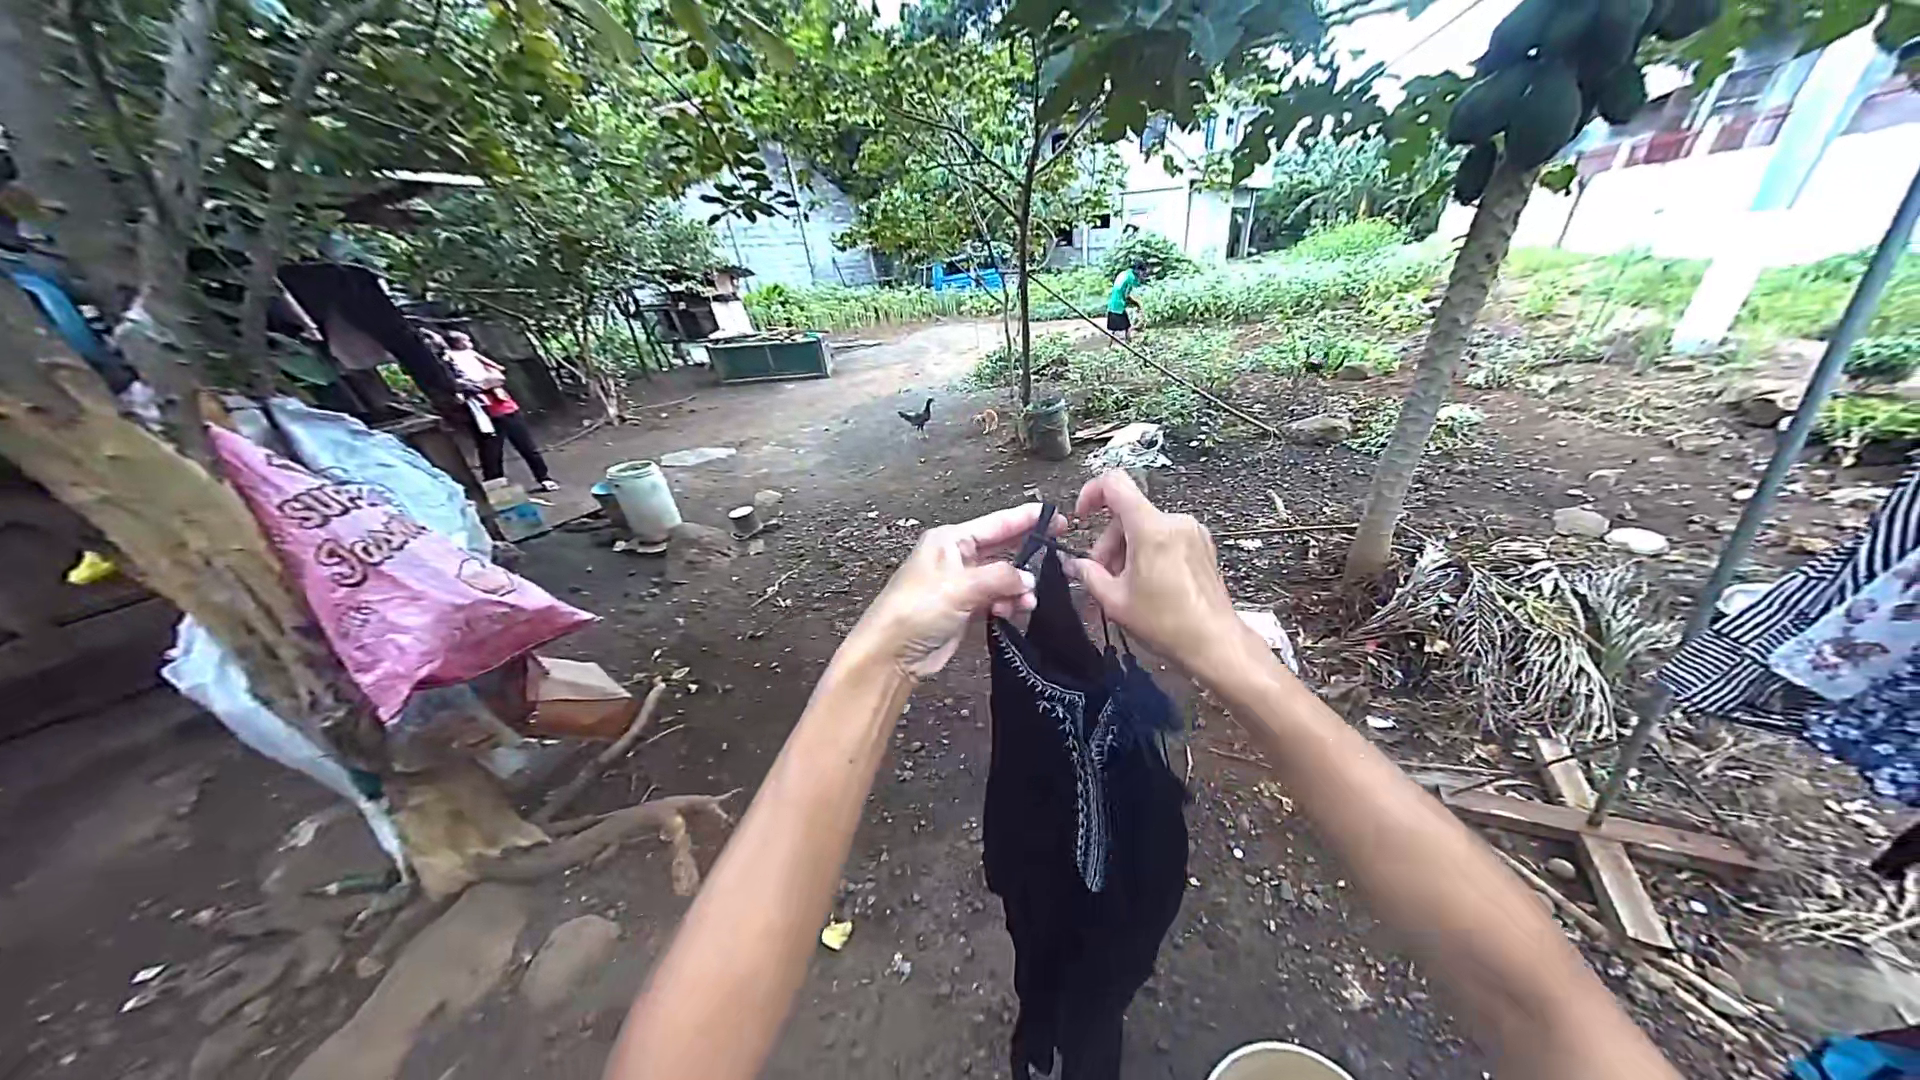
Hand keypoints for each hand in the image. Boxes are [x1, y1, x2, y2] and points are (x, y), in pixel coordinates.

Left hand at [843, 504, 1060, 678]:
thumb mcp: (961, 586)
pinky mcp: (963, 608)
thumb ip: (1001, 577)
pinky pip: (995, 599)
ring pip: (1001, 578)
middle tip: (1058, 552)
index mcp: (949, 540)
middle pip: (1001, 549)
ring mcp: (960, 584)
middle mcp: (956, 558)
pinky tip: (1014, 610)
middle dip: (1027, 555)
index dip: (1026, 519)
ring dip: (1018, 587)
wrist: (891, 653)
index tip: (1054, 516)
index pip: (996, 523)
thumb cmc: (915, 610)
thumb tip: (1028, 578)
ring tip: (1028, 599)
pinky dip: (1007, 603)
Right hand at [1066, 470, 1248, 677]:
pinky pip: (1164, 537)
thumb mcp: (1114, 601)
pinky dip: (1147, 552)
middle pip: (1127, 514)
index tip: (1082, 513)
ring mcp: (1191, 533)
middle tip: (1102, 573)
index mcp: (1151, 530)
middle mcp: (1174, 523)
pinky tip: (1144, 582)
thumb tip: (1075, 564)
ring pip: (1145, 527)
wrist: (1214, 643)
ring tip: (1124, 584)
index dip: (1091, 493)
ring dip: (1126, 549)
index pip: (1115, 484)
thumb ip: (1088, 574)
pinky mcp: (1200, 545)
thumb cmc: (1171, 624)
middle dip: (1108, 541)